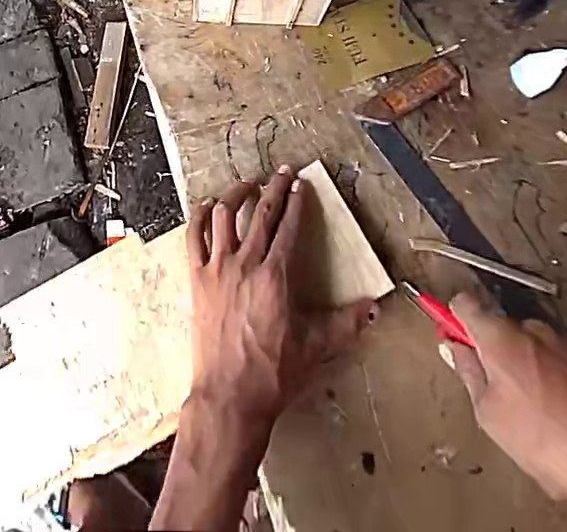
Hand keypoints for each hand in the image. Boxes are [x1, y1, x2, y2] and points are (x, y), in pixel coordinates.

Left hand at [151, 167, 378, 530]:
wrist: (229, 394)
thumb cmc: (272, 373)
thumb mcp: (315, 348)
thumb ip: (345, 323)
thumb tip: (373, 307)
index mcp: (274, 277)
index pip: (288, 228)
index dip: (296, 203)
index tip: (300, 185)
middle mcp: (244, 264)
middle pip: (260, 214)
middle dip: (274, 189)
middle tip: (283, 173)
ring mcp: (216, 268)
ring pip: (225, 216)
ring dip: (236, 195)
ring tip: (247, 184)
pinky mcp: (196, 277)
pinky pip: (194, 236)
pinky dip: (200, 216)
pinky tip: (208, 206)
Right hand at [440, 294, 566, 516]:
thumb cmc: (561, 446)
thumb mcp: (491, 416)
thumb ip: (468, 375)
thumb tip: (455, 350)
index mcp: (501, 337)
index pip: (464, 302)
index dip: (452, 317)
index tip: (448, 330)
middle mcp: (536, 331)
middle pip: (502, 330)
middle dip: (496, 354)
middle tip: (496, 391)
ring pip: (536, 351)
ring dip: (531, 373)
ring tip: (538, 418)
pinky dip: (562, 388)